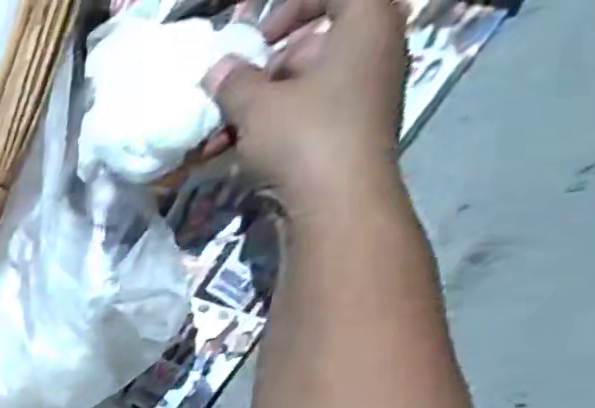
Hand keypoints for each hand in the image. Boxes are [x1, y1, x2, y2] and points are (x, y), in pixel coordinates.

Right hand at [203, 0, 409, 208]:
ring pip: (304, 87)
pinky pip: (309, 115)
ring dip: (258, 109)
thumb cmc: (303, 135)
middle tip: (229, 98)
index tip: (256, 41)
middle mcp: (376, 51)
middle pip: (315, 45)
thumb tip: (218, 68)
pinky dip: (273, 128)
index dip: (290, 9)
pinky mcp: (352, 130)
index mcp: (367, 25)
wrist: (338, 200)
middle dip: (264, 72)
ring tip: (218, 138)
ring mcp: (367, 94)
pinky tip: (236, 152)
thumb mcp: (255, 105)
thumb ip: (233, 82)